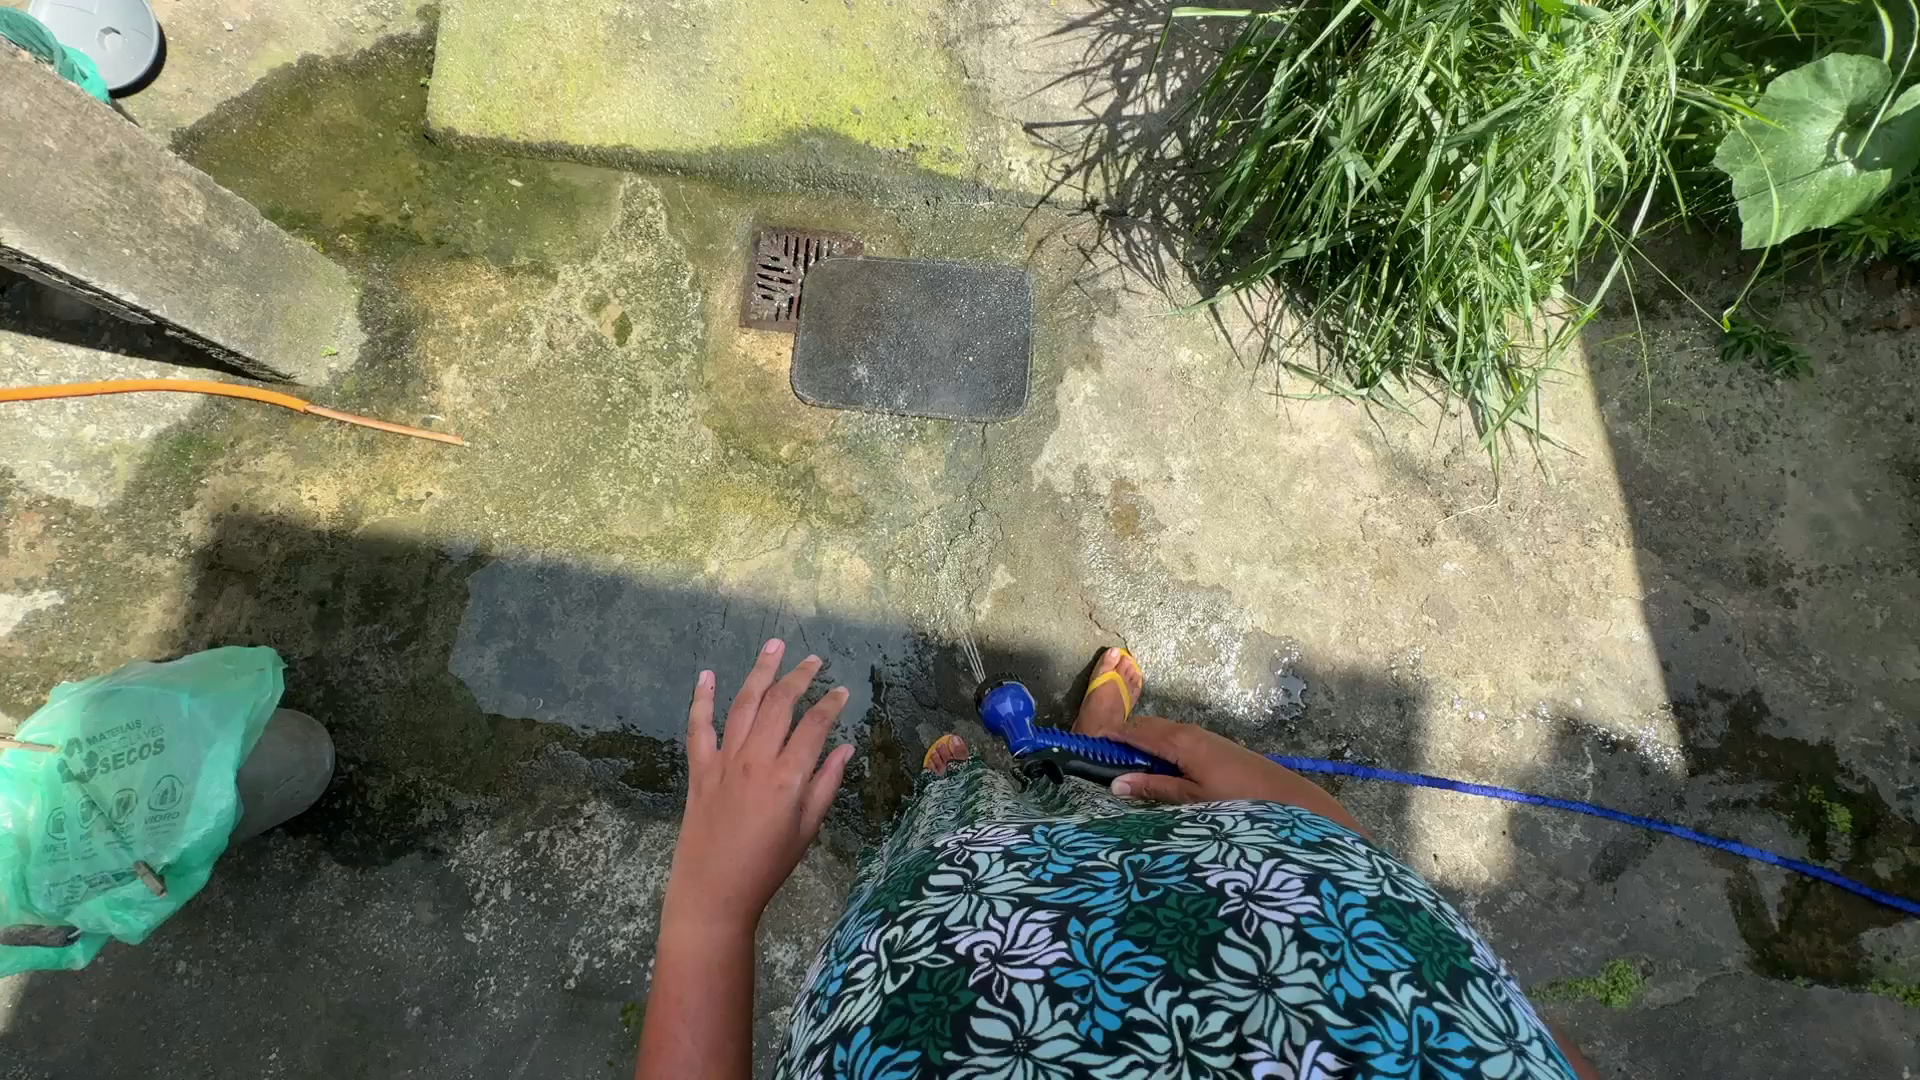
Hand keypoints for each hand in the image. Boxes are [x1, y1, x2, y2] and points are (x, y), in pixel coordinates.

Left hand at [660, 640, 855, 933]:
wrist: (712, 895)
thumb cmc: (768, 866)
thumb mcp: (808, 829)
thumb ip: (827, 784)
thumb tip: (846, 748)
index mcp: (787, 777)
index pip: (814, 725)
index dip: (831, 704)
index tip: (843, 691)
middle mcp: (755, 760)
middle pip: (779, 704)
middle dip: (799, 676)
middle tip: (814, 659)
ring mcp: (724, 761)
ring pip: (744, 704)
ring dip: (760, 672)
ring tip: (774, 646)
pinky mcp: (699, 769)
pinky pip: (699, 727)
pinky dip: (702, 699)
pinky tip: (708, 675)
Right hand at [1075, 711, 1368, 835]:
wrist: (1297, 806)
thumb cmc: (1241, 804)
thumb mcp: (1193, 802)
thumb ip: (1154, 789)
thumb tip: (1115, 782)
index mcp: (1179, 740)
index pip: (1134, 730)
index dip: (1109, 736)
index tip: (1084, 747)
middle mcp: (1190, 732)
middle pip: (1147, 728)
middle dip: (1122, 739)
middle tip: (1097, 760)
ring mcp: (1205, 738)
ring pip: (1162, 735)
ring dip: (1141, 746)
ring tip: (1121, 768)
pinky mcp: (1216, 749)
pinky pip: (1176, 742)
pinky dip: (1159, 751)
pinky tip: (1156, 772)